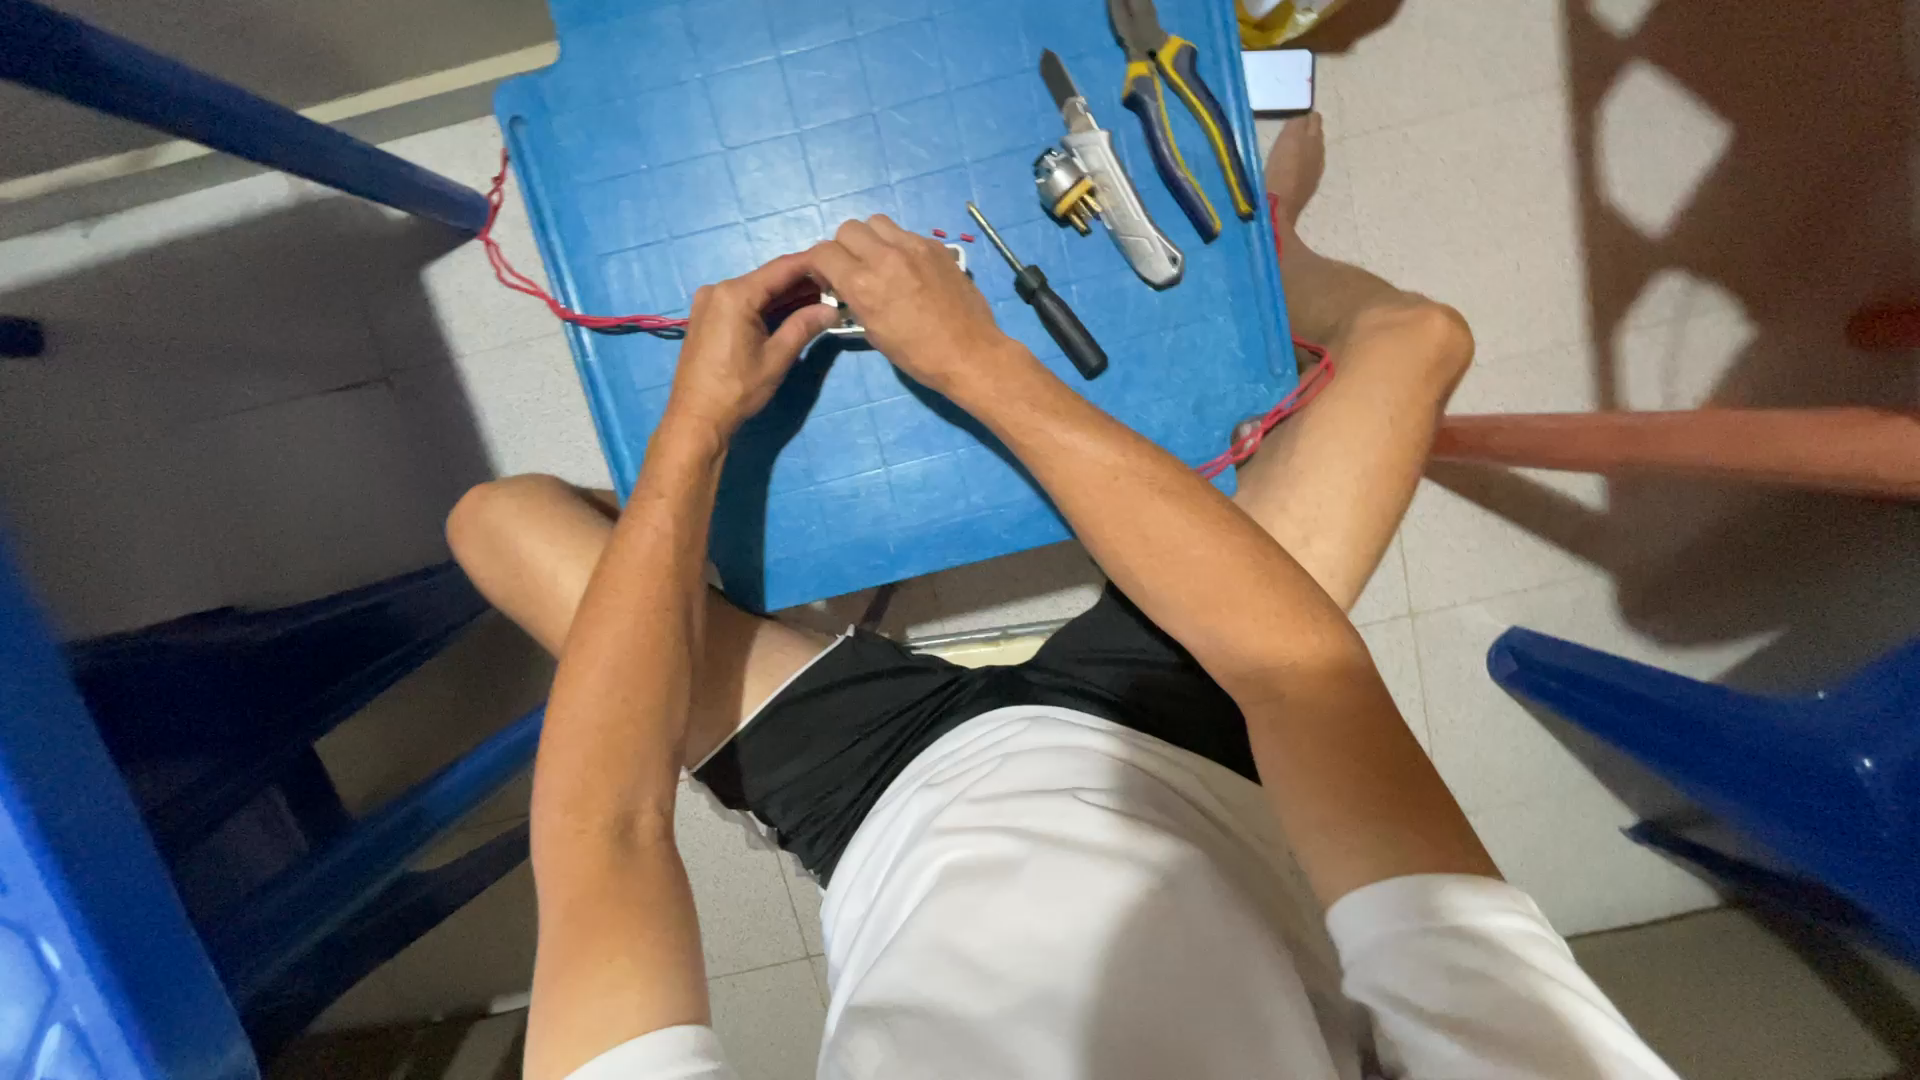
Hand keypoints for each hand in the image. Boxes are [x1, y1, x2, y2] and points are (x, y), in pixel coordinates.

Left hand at [664, 253, 838, 434]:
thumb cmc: (738, 389)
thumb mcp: (777, 357)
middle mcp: (719, 289)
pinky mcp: (707, 317)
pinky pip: (743, 303)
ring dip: (785, 297)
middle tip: (834, 290)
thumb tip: (831, 310)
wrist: (697, 416)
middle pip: (768, 278)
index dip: (812, 266)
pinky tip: (790, 313)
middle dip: (801, 284)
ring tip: (819, 302)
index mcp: (736, 294)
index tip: (837, 266)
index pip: (782, 269)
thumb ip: (804, 327)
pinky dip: (767, 307)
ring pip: (756, 291)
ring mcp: (709, 302)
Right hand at [802, 217, 1020, 394]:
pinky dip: (900, 245)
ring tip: (882, 262)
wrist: (968, 353)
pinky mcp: (936, 246)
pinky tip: (911, 268)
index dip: (820, 265)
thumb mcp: (874, 334)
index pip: (823, 252)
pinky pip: (906, 233)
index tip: (829, 279)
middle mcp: (884, 257)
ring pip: (877, 222)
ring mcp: (913, 247)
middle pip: (848, 229)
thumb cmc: (918, 355)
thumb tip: (848, 287)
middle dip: (845, 248)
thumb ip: (855, 301)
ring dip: (872, 239)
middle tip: (856, 269)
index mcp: (863, 284)